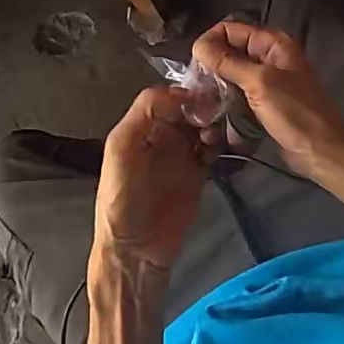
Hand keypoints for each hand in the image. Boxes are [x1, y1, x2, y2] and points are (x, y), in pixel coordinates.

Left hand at [92, 87, 211, 273]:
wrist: (136, 250)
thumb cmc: (121, 198)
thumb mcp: (122, 149)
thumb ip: (144, 114)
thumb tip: (180, 93)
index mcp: (138, 125)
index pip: (164, 96)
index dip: (184, 93)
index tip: (203, 97)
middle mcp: (160, 134)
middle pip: (187, 107)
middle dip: (203, 105)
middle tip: (218, 110)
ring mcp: (180, 153)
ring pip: (202, 125)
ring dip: (213, 122)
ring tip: (217, 131)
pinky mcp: (198, 172)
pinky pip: (212, 148)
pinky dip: (220, 142)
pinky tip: (222, 144)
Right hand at [191, 20, 343, 181]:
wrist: (321, 151)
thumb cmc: (295, 113)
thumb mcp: (259, 83)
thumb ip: (228, 61)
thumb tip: (198, 45)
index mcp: (273, 43)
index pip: (230, 29)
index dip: (210, 42)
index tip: (195, 64)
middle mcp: (268, 56)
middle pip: (228, 50)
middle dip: (210, 65)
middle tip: (195, 85)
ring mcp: (266, 79)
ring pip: (230, 73)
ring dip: (215, 85)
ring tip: (200, 101)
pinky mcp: (262, 100)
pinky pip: (236, 92)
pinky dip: (224, 99)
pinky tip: (212, 111)